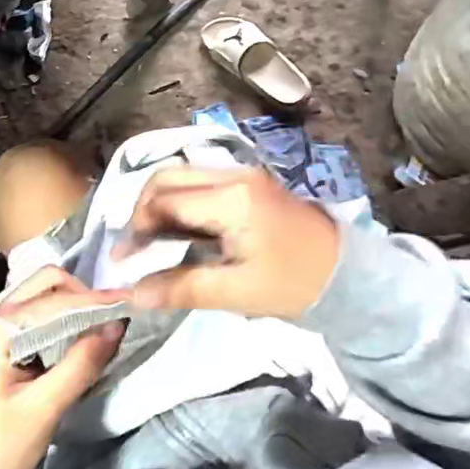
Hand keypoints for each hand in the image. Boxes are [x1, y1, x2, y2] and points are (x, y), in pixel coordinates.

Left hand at [0, 267, 125, 468]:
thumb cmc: (3, 446)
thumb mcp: (46, 408)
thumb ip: (81, 363)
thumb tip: (117, 325)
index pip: (54, 302)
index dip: (95, 301)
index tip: (131, 301)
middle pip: (47, 282)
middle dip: (83, 294)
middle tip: (113, 315)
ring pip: (43, 292)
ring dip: (74, 301)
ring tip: (102, 322)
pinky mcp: (2, 335)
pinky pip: (38, 308)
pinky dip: (63, 312)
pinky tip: (81, 330)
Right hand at [113, 167, 339, 318]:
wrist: (347, 273)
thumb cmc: (294, 284)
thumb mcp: (237, 292)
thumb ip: (182, 288)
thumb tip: (134, 294)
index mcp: (232, 199)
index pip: (165, 202)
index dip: (136, 229)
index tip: (122, 261)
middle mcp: (234, 175)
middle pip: (168, 177)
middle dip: (143, 209)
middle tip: (136, 247)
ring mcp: (243, 174)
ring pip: (183, 175)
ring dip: (160, 203)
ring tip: (153, 242)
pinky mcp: (249, 183)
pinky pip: (201, 182)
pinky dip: (181, 201)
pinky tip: (179, 231)